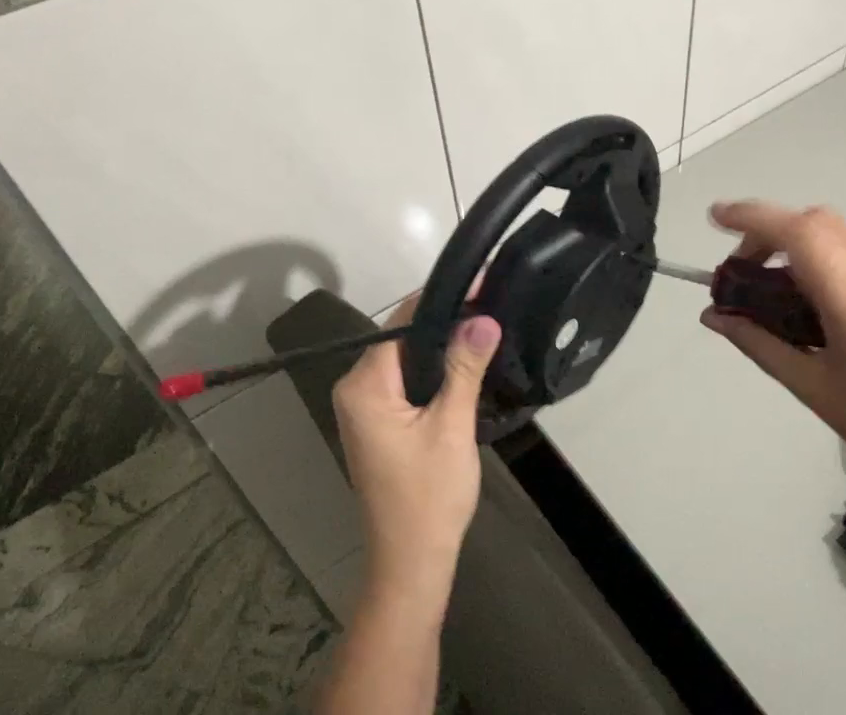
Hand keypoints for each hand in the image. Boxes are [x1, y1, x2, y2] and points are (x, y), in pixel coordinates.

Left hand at [333, 297, 501, 595]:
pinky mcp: (376, 423)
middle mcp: (354, 389)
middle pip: (400, 338)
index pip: (401, 323)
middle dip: (444, 321)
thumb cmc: (429, 495)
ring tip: (485, 329)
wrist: (411, 560)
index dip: (443, 301)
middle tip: (491, 304)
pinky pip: (403, 381)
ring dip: (441, 347)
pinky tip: (465, 366)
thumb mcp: (452, 426)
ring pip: (404, 360)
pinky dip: (432, 372)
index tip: (482, 283)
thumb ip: (464, 368)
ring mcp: (363, 408)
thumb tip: (483, 318)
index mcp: (364, 385)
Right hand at [701, 201, 845, 511]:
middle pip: (820, 223)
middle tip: (744, 269)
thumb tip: (713, 316)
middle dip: (773, 231)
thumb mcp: (810, 386)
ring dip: (803, 243)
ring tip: (780, 286)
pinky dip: (833, 257)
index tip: (716, 217)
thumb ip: (758, 341)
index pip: (801, 234)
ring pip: (845, 234)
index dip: (754, 217)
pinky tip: (824, 299)